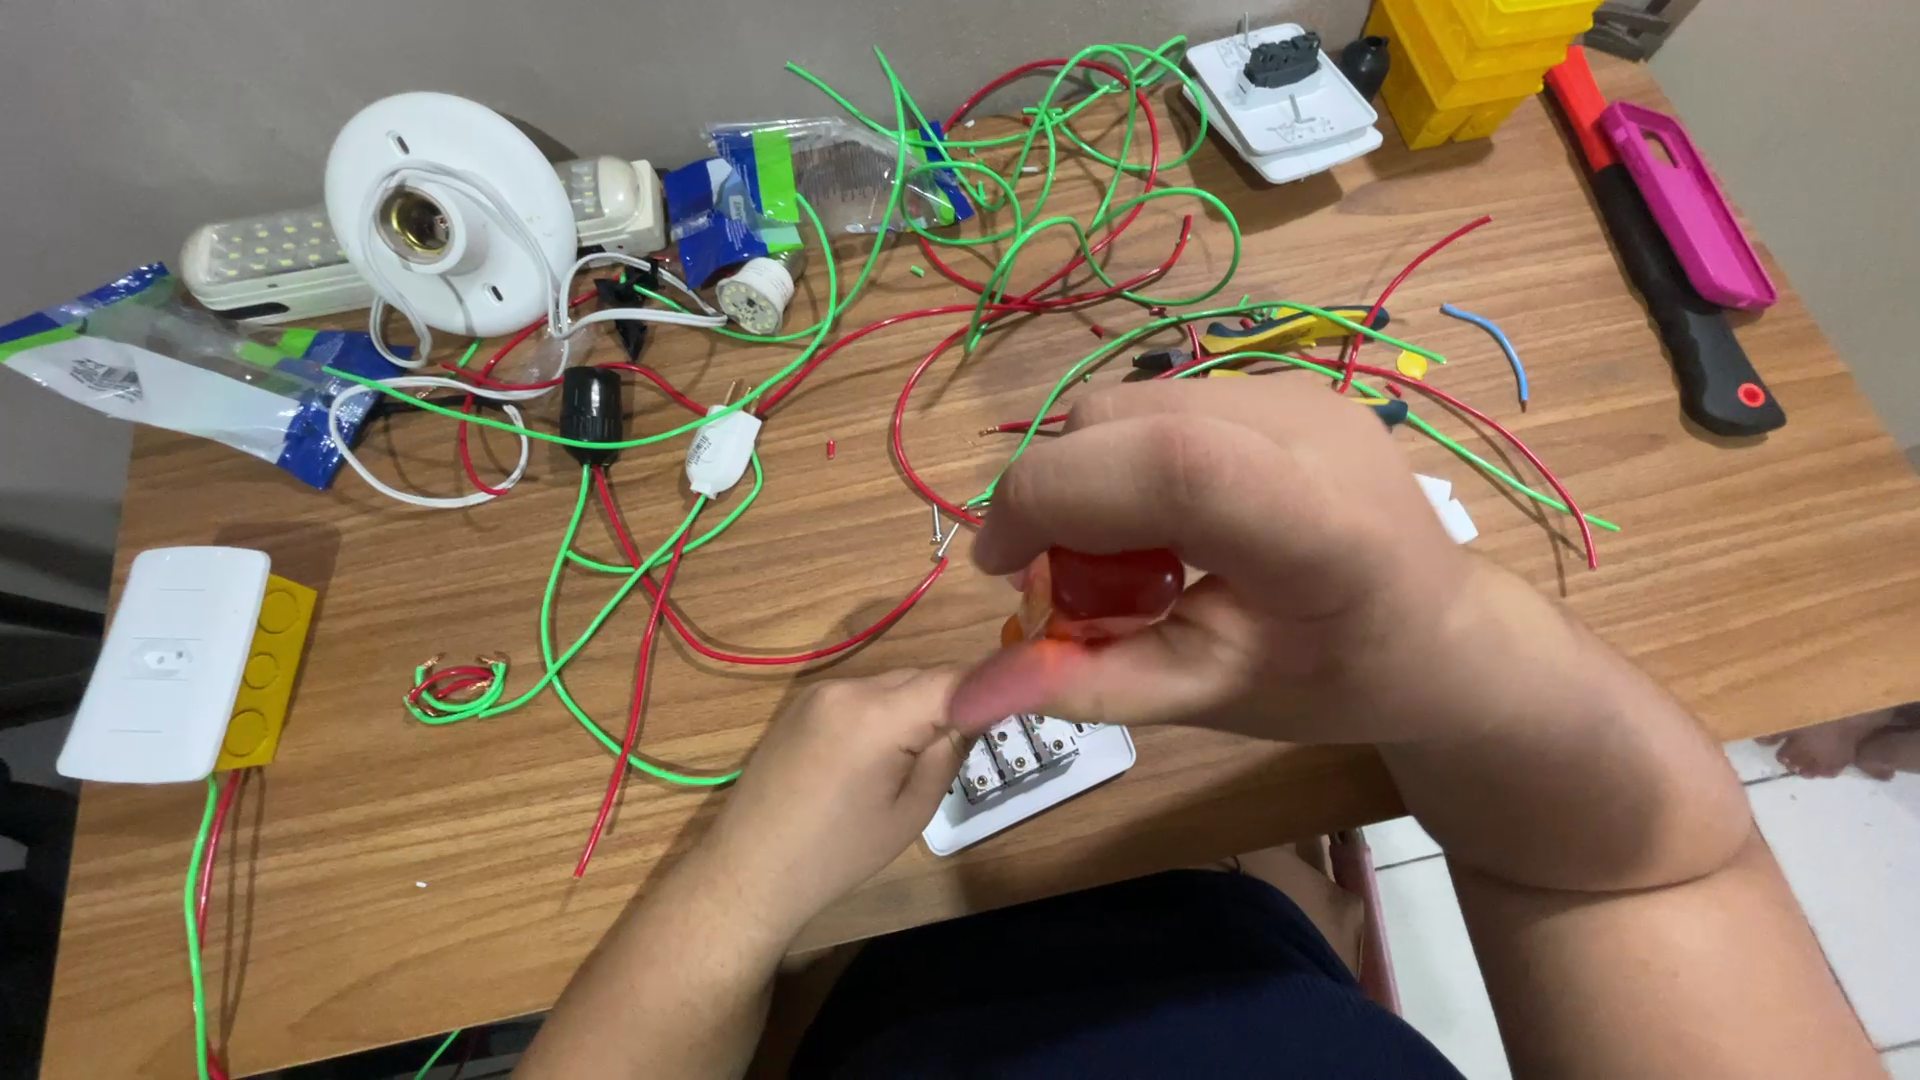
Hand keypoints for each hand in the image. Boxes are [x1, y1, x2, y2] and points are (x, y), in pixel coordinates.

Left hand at [694, 669, 964, 941]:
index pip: (951, 679)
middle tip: (968, 738)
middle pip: (921, 676)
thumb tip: (976, 712)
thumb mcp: (911, 812)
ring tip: (922, 750)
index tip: (1014, 702)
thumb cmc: (837, 854)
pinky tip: (880, 750)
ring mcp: (820, 691)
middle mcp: (847, 687)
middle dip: (952, 698)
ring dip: (917, 704)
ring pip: (893, 682)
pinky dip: (885, 709)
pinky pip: (863, 693)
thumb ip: (948, 751)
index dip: (988, 686)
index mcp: (876, 714)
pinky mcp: (803, 702)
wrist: (748, 870)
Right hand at [953, 376, 1531, 745]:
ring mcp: (1296, 388)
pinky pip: (1152, 406)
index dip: (1048, 499)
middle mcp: (1311, 425)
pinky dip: (1117, 461)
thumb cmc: (1335, 682)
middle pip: (1117, 421)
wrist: (1443, 629)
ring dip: (1081, 477)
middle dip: (1050, 495)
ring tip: (1113, 555)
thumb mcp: (1210, 698)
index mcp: (1318, 523)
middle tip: (1057, 578)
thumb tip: (964, 696)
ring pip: (1123, 406)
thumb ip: (1089, 686)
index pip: (1163, 464)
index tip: (1001, 569)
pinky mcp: (1277, 380)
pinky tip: (1155, 520)